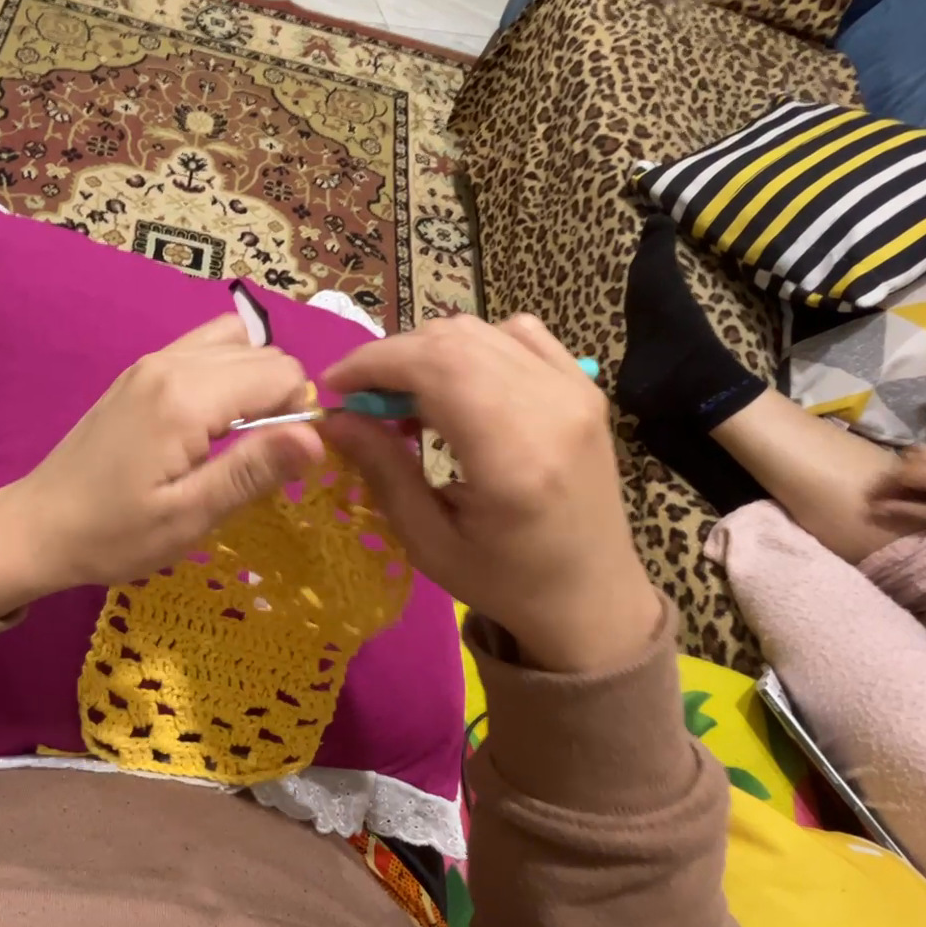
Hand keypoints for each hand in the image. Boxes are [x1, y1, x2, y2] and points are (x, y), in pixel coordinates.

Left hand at [0, 315, 323, 615]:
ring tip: (233, 438)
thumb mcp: (189, 516)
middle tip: (254, 459)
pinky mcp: (137, 373)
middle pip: (262, 353)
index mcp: (186, 397)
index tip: (277, 463)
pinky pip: (201, 350)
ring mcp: (149, 362)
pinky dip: (222, 375)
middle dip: (278, 399)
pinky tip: (206, 423)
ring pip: (234, 343)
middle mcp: (170, 363)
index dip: (297, 415)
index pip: (282, 373)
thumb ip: (253, 470)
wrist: (38, 527)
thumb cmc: (113, 534)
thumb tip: (318, 436)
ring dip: (251, 383)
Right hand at [320, 314, 660, 671]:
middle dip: (392, 356)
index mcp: (514, 455)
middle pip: (455, 340)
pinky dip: (471, 348)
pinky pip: (517, 335)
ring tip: (402, 400)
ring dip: (427, 353)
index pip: (436, 366)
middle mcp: (552, 407)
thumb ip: (384, 471)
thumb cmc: (504, 581)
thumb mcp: (428, 542)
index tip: (334, 387)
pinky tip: (453, 388)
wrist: (592, 595)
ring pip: (481, 331)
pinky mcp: (583, 387)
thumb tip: (336, 420)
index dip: (374, 362)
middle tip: (360, 399)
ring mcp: (576, 390)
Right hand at [869, 444, 925, 533]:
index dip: (882, 486)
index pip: (901, 474)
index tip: (871, 499)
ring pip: (921, 450)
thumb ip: (915, 511)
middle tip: (888, 491)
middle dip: (892, 475)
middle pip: (907, 459)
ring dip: (908, 464)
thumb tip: (875, 510)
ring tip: (909, 481)